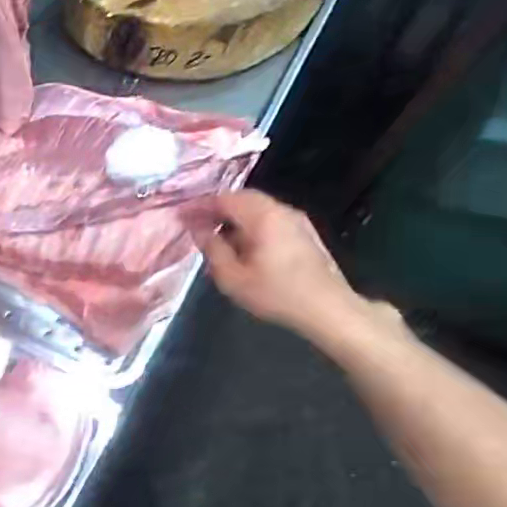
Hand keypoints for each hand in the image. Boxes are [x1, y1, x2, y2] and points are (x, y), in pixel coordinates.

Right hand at [188, 190, 395, 347]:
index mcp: (263, 218)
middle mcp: (281, 211)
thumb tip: (198, 230)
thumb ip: (212, 248)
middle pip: (242, 198)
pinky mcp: (303, 233)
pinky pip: (268, 217)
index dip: (199, 204)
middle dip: (215, 207)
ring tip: (212, 233)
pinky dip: (247, 223)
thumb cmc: (275, 293)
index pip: (225, 199)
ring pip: (257, 207)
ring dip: (232, 215)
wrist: (327, 307)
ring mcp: (296, 221)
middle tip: (193, 222)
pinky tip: (238, 243)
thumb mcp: (231, 276)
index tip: (179, 215)